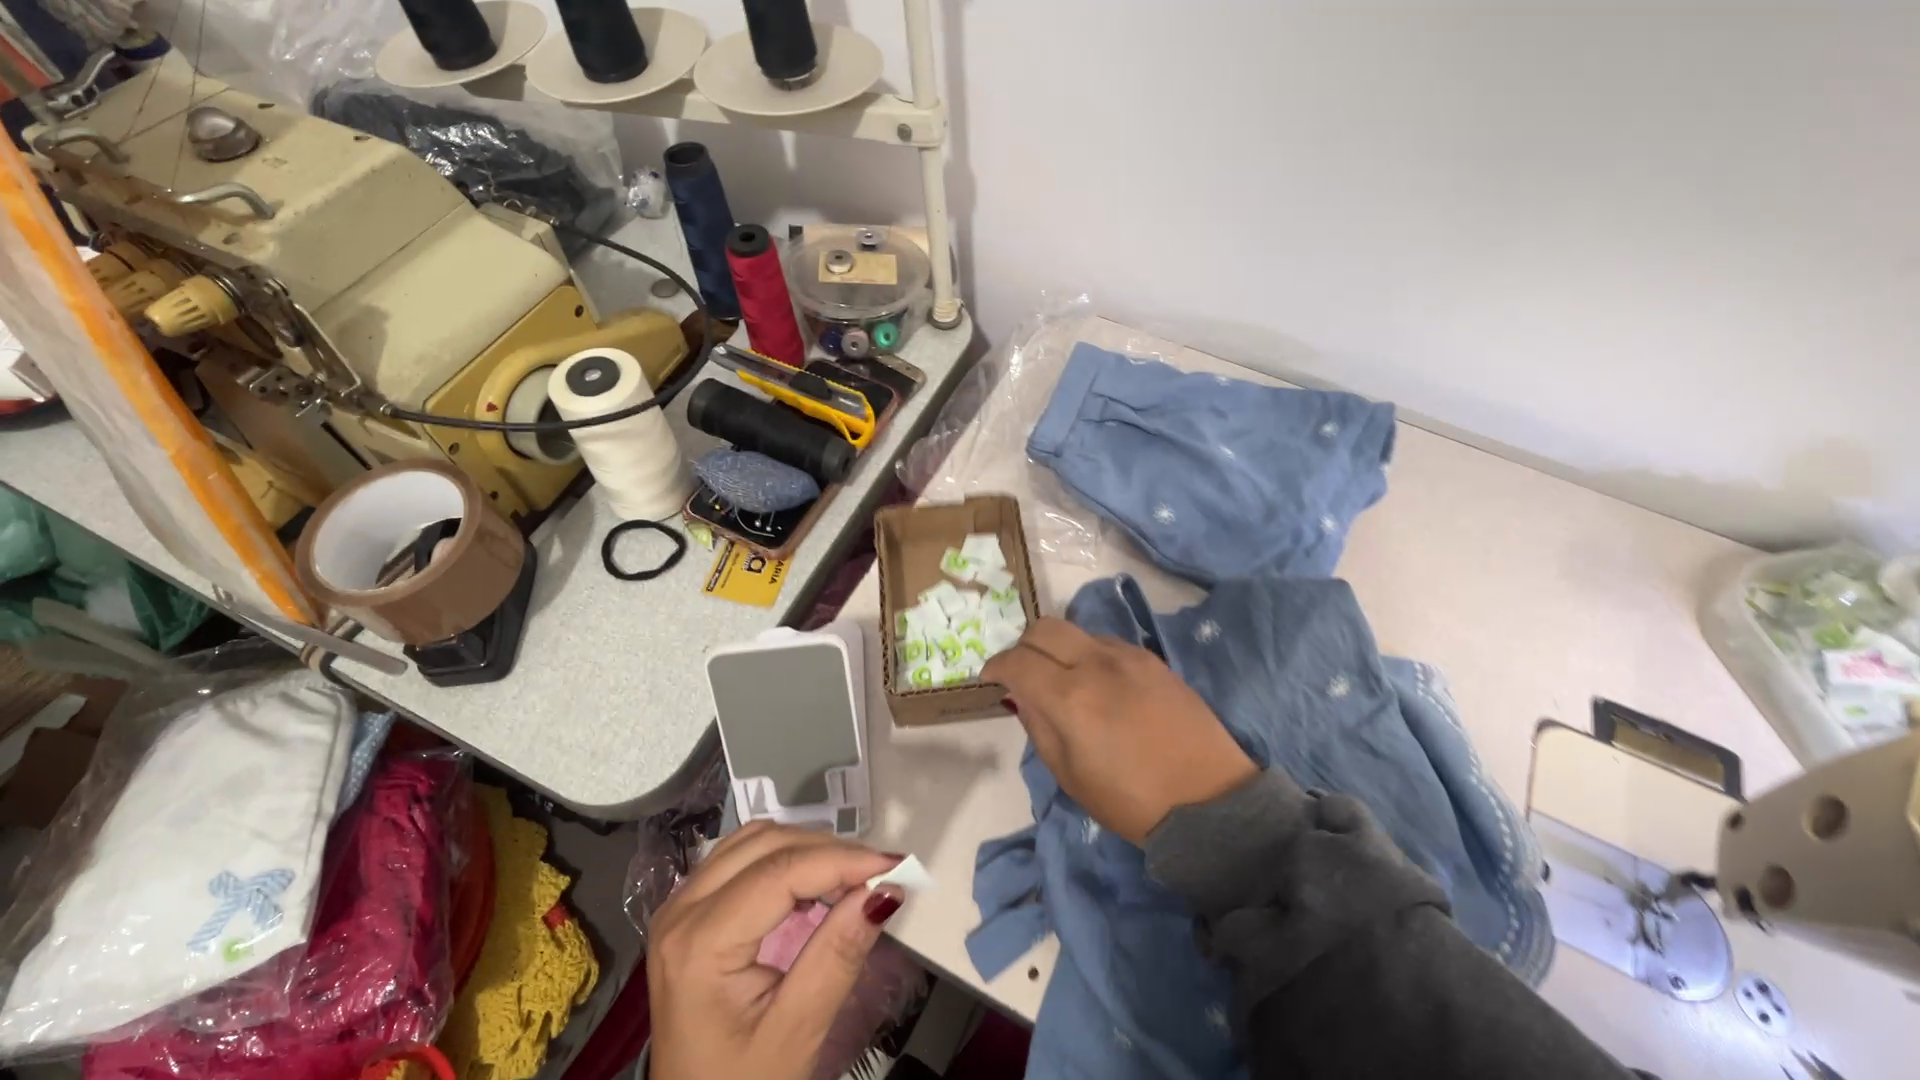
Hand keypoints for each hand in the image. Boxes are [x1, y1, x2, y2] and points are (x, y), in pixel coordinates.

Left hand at [647, 822, 905, 1079]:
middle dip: (829, 850)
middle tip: (881, 875)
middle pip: (765, 845)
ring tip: (853, 879)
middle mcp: (681, 910)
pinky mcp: (689, 912)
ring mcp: (680, 907)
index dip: (842, 859)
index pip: (779, 871)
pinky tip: (815, 886)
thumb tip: (884, 891)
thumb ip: (838, 955)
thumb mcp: (796, 1030)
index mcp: (699, 942)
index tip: (896, 865)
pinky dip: (784, 858)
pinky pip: (740, 858)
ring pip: (752, 842)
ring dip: (807, 848)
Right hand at [983, 617, 1257, 844]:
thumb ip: (1039, 727)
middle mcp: (1097, 664)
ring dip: (1060, 648)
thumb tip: (1021, 696)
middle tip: (1022, 672)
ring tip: (1063, 680)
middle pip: (1045, 628)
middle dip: (1024, 645)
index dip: (996, 666)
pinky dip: (1090, 654)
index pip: (1018, 661)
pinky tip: (1099, 684)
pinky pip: (1108, 643)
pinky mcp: (1155, 660)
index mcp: (1070, 697)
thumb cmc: (1132, 801)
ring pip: (1078, 631)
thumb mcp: (1071, 776)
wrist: (1209, 800)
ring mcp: (1130, 656)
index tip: (991, 678)